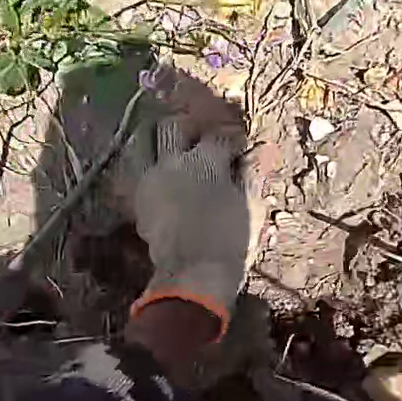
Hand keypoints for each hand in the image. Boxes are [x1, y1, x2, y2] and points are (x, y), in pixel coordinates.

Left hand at [130, 117, 258, 338]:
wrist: (192, 274)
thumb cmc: (230, 241)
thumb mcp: (250, 206)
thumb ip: (252, 173)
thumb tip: (262, 150)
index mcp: (206, 161)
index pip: (218, 135)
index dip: (230, 138)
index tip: (237, 146)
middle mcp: (174, 162)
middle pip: (174, 127)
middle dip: (188, 127)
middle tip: (201, 139)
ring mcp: (151, 178)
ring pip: (146, 142)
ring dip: (160, 141)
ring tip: (175, 151)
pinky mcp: (139, 197)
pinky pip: (141, 170)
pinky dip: (152, 167)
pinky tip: (166, 179)